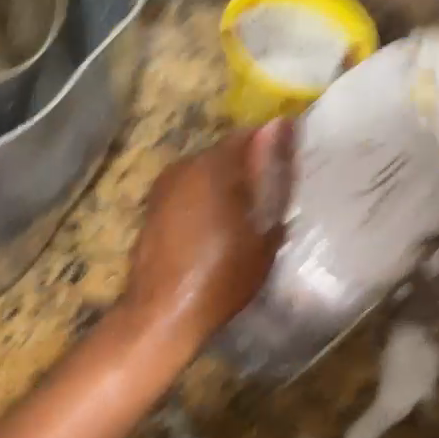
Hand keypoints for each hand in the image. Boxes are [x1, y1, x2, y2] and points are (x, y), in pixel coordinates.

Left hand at [121, 120, 294, 346]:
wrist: (165, 311)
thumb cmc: (223, 274)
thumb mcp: (263, 229)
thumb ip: (272, 175)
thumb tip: (280, 126)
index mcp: (214, 165)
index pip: (249, 136)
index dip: (271, 149)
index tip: (287, 169)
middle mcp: (184, 166)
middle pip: (224, 155)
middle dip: (246, 169)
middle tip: (268, 197)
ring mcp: (163, 187)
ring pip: (203, 174)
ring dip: (222, 186)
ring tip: (243, 217)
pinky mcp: (152, 209)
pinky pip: (187, 193)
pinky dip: (202, 202)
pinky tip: (215, 229)